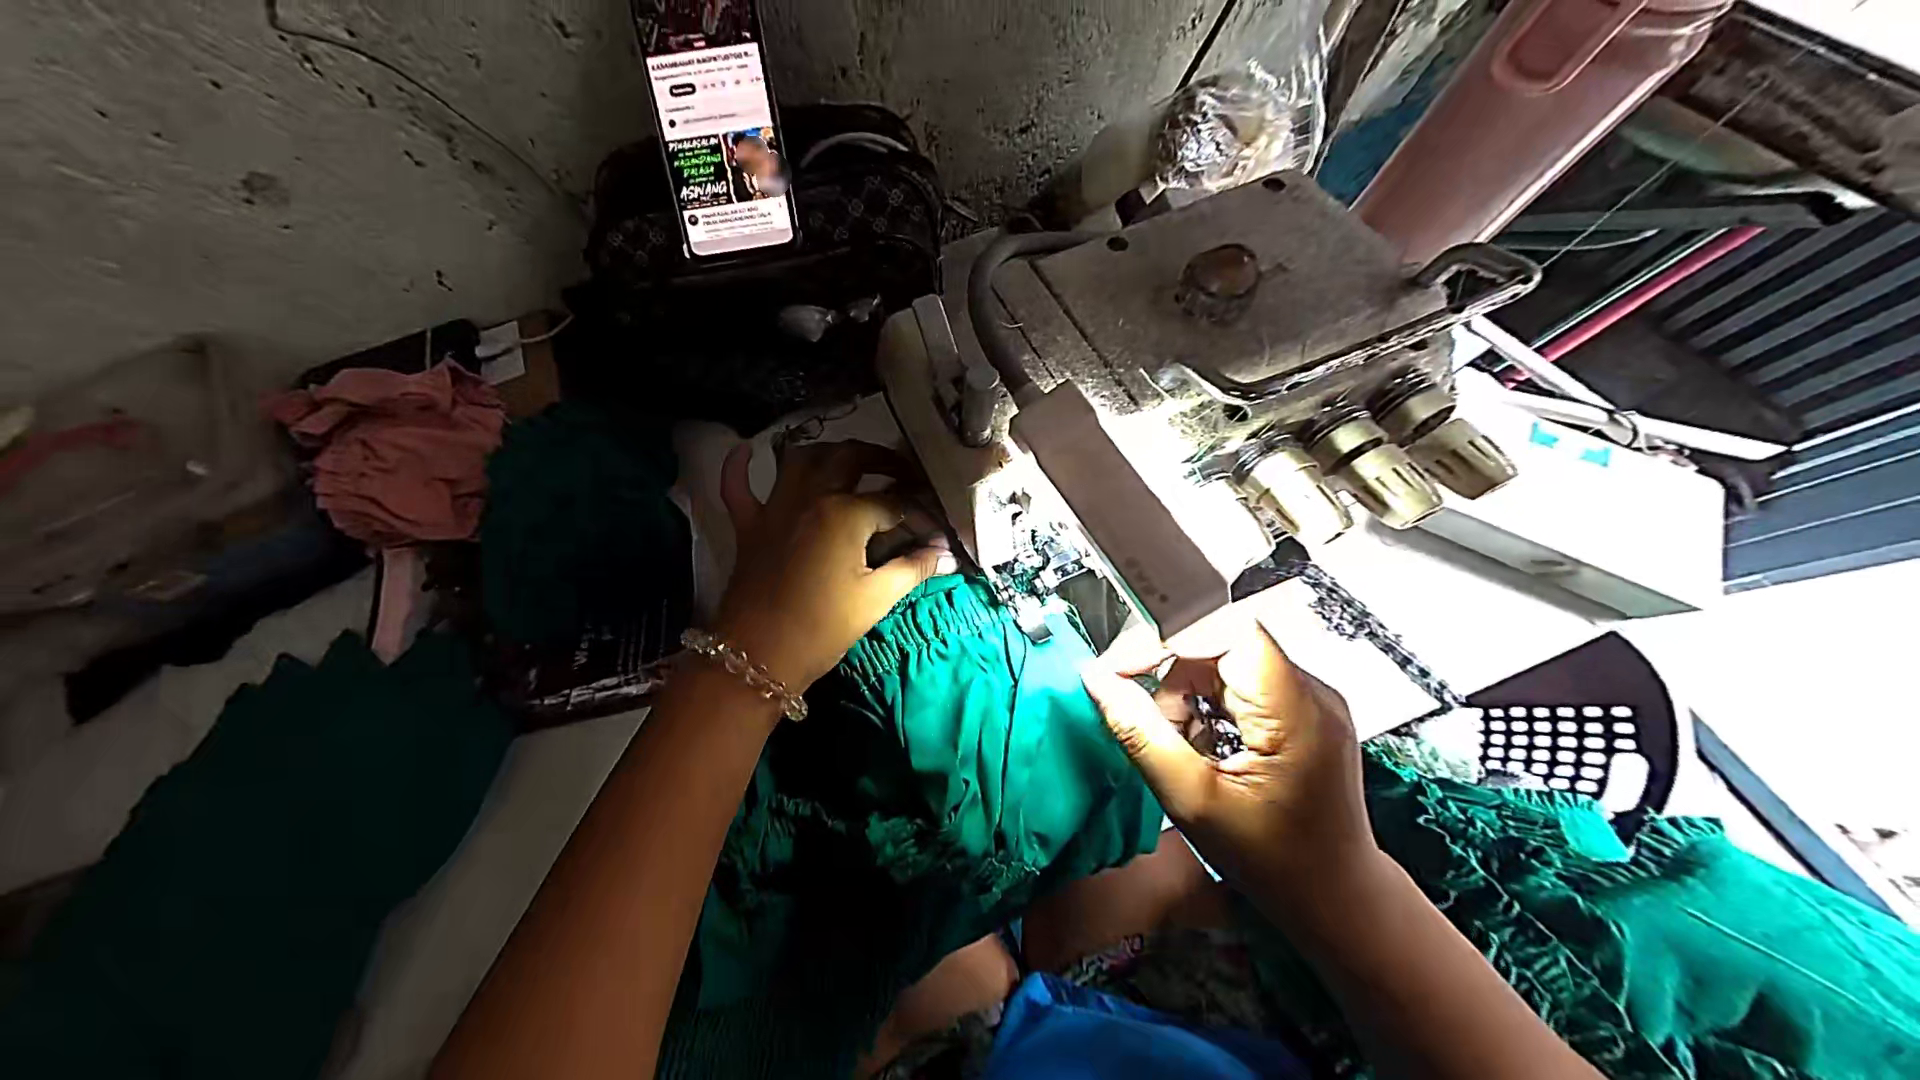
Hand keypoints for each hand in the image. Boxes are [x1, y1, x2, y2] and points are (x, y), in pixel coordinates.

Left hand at [711, 439, 956, 691]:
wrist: (759, 655)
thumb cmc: (823, 628)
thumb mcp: (876, 598)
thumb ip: (913, 568)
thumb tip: (947, 553)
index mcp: (845, 514)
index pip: (892, 501)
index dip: (917, 511)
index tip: (933, 525)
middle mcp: (810, 497)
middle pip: (849, 459)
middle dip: (881, 459)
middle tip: (902, 473)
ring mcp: (775, 507)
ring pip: (802, 459)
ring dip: (829, 452)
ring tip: (850, 463)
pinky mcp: (749, 525)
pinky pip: (737, 485)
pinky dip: (740, 466)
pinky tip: (748, 451)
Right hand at [1081, 607, 1375, 902]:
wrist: (1335, 896)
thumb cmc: (1271, 860)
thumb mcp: (1190, 800)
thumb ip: (1139, 734)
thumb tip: (1096, 679)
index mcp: (1293, 709)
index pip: (1226, 628)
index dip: (1168, 636)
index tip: (1125, 669)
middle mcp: (1310, 690)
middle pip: (1219, 644)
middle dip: (1173, 680)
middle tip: (1157, 728)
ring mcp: (1308, 697)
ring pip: (1223, 661)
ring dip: (1187, 695)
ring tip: (1186, 749)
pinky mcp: (1301, 707)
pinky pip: (1237, 681)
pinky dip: (1207, 705)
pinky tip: (1205, 746)